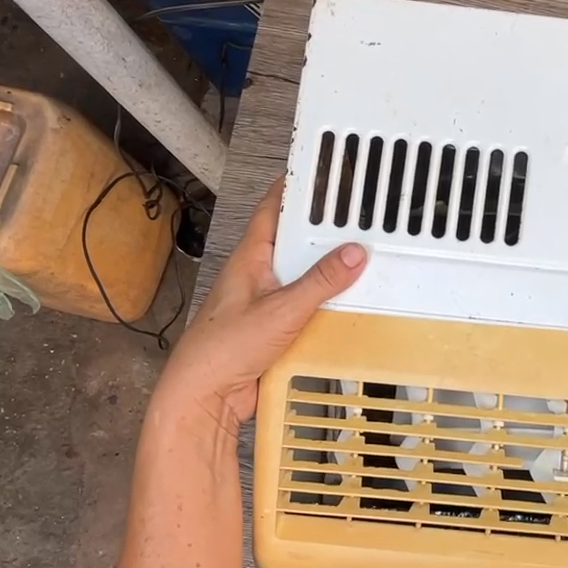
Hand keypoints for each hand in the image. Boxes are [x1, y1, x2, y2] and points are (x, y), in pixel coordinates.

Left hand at [151, 177, 365, 438]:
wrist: (205, 396)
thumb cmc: (223, 348)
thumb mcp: (281, 310)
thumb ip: (320, 282)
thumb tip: (353, 252)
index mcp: (250, 257)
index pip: (276, 207)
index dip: (300, 188)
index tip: (326, 172)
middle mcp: (258, 275)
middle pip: (297, 243)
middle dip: (326, 232)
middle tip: (359, 219)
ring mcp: (267, 302)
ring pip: (305, 277)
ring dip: (329, 273)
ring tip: (362, 260)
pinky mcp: (276, 328)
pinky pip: (308, 308)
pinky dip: (327, 305)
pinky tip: (347, 307)